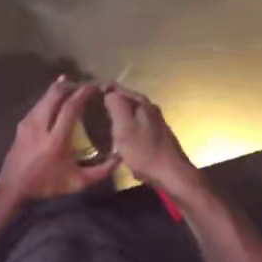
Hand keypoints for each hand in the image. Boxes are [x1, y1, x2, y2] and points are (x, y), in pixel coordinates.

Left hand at [0, 78, 119, 202]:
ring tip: (74, 86)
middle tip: (86, 85)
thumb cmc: (47, 184)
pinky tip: (57, 94)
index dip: (83, 94)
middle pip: (55, 95)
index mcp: (55, 140)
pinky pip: (38, 104)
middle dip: (72, 85)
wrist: (13, 187)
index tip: (95, 87)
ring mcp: (28, 123)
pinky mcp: (22, 124)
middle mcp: (40, 126)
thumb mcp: (77, 182)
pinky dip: (49, 96)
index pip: (70, 108)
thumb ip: (101, 172)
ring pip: (45, 97)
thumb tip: (120, 158)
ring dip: (60, 88)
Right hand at [104, 86, 204, 200]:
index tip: (90, 100)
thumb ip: (116, 105)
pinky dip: (128, 130)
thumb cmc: (144, 151)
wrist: (171, 173)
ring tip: (106, 127)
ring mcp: (156, 122)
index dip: (103, 91)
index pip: (117, 88)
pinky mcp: (158, 135)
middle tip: (95, 114)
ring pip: (132, 114)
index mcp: (142, 103)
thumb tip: (109, 92)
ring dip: (120, 119)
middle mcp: (151, 108)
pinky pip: (137, 126)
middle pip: (126, 101)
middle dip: (112, 105)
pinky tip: (123, 141)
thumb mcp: (124, 127)